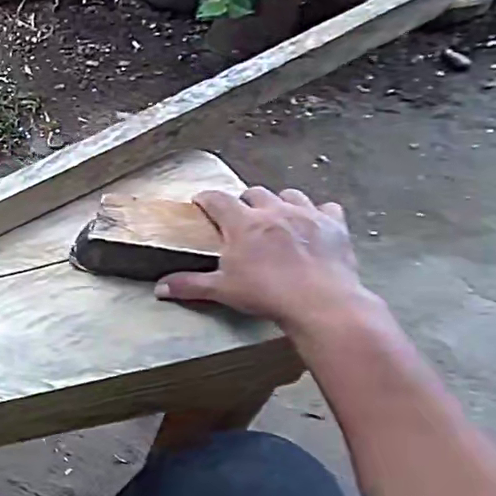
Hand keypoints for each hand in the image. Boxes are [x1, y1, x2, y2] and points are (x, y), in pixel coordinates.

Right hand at [155, 187, 373, 330]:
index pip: (218, 199)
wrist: (320, 302)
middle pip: (254, 192)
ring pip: (289, 195)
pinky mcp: (334, 225)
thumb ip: (191, 285)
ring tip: (276, 217)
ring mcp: (306, 215)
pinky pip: (326, 208)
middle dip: (245, 201)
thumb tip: (161, 288)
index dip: (207, 198)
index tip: (202, 201)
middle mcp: (274, 211)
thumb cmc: (269, 295)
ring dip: (280, 202)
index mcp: (244, 224)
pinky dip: (318, 213)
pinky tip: (314, 224)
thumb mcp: (223, 290)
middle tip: (241, 217)